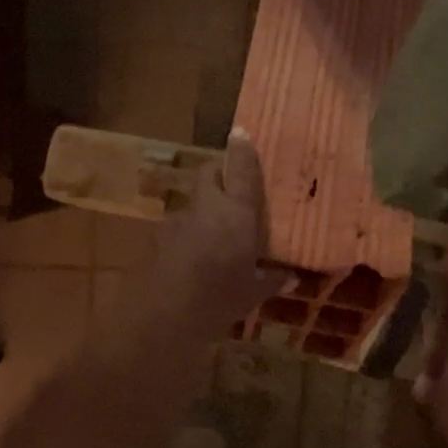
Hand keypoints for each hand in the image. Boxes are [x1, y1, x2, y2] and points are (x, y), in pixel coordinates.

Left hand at [141, 128, 283, 338]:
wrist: (159, 315)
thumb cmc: (217, 300)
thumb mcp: (252, 293)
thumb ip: (272, 279)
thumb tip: (292, 276)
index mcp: (236, 213)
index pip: (242, 170)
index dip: (242, 149)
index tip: (241, 132)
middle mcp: (206, 207)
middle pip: (209, 173)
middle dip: (219, 173)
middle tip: (232, 184)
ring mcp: (176, 220)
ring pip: (193, 201)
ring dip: (204, 208)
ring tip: (215, 230)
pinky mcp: (156, 237)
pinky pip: (178, 226)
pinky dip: (188, 233)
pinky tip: (193, 256)